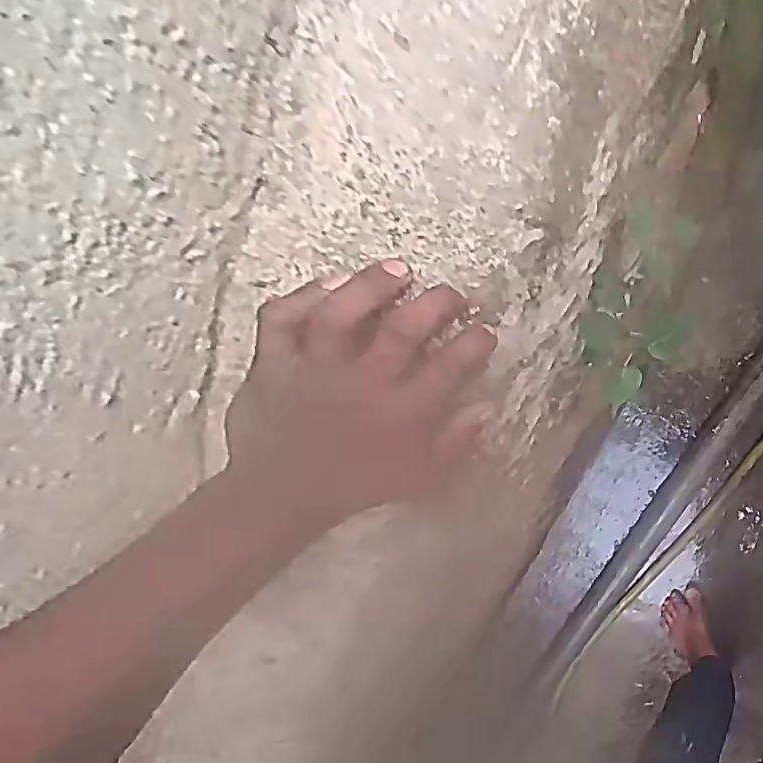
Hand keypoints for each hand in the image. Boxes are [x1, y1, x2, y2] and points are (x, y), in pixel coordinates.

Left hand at [224, 259, 496, 526]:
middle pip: (404, 329)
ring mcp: (316, 368)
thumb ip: (457, 441)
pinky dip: (304, 297)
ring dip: (372, 286)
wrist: (284, 493)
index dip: (474, 343)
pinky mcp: (275, 363)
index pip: (450, 367)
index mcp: (405, 410)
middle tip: (454, 292)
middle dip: (436, 304)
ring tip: (398, 269)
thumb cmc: (363, 483)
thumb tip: (486, 410)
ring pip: (342, 313)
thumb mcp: (423, 474)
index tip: (487, 330)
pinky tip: (328, 285)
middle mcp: (365, 381)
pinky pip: (283, 320)